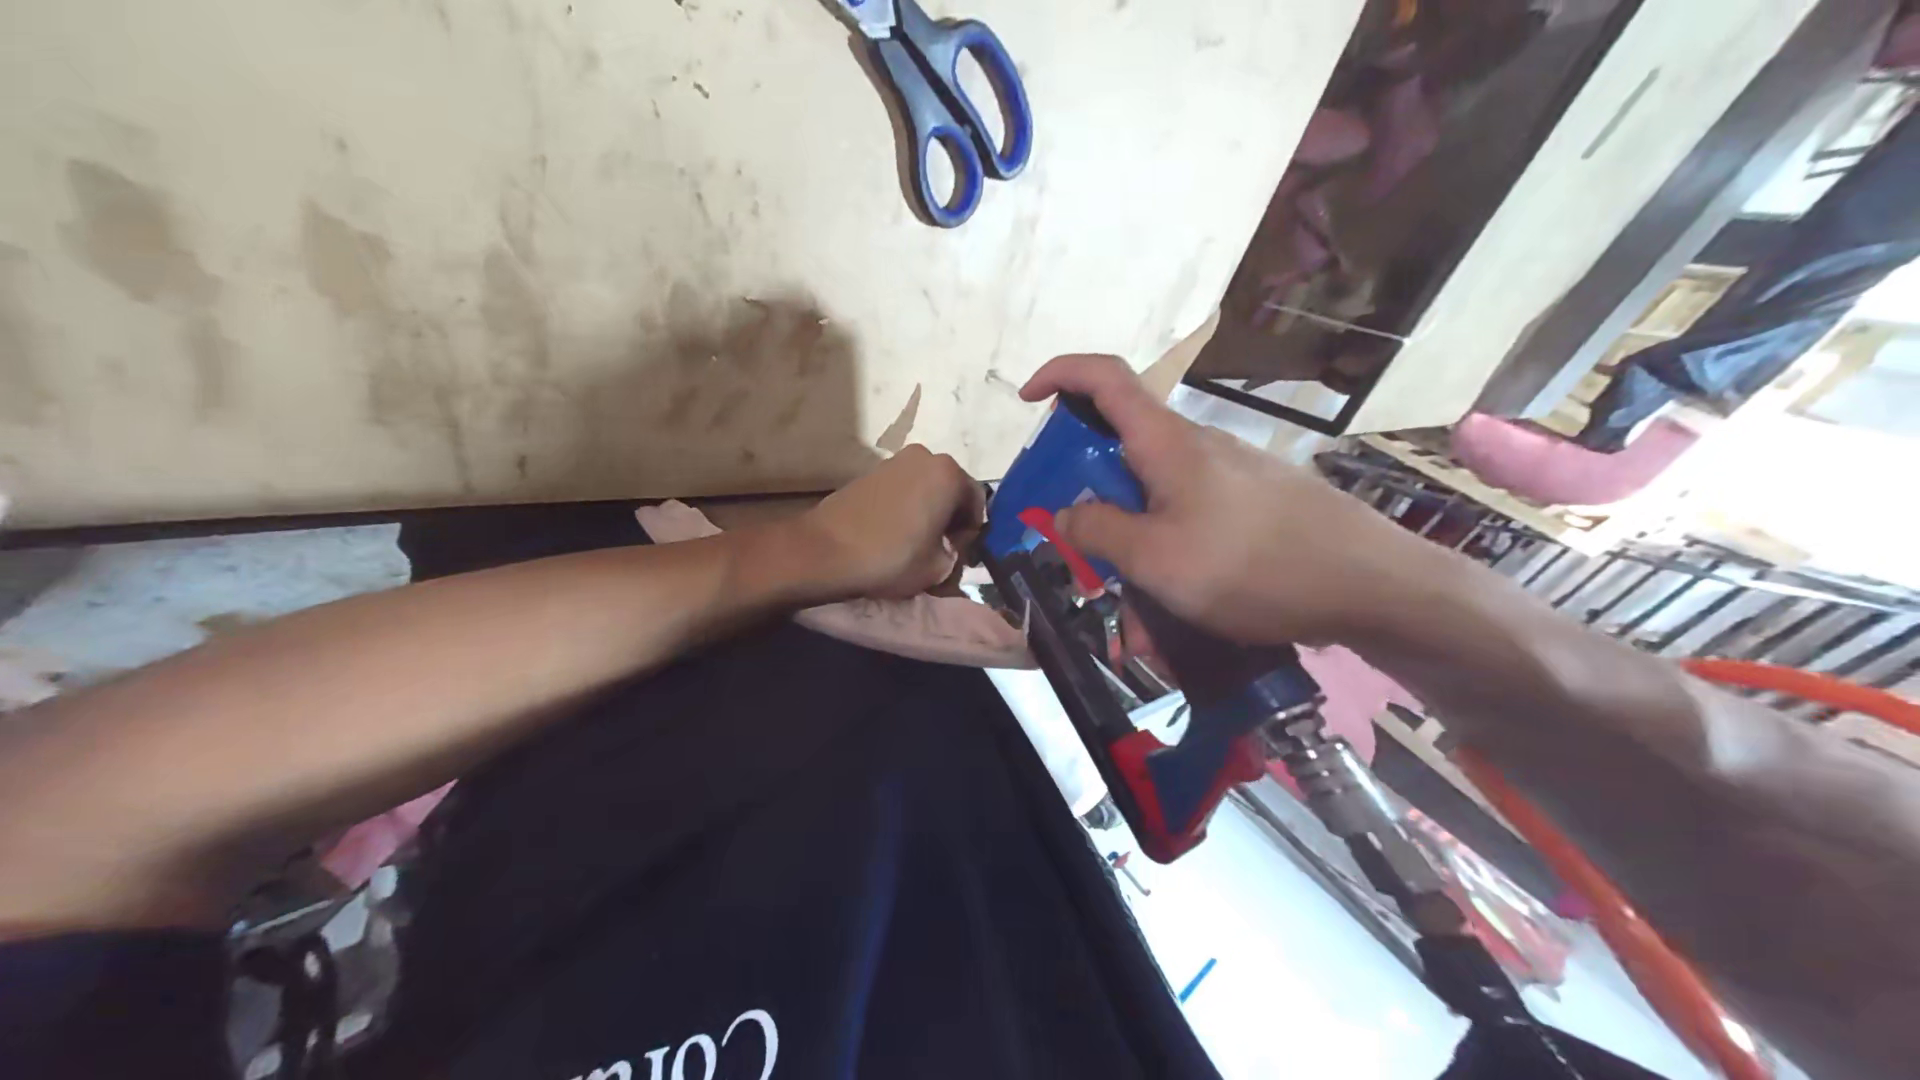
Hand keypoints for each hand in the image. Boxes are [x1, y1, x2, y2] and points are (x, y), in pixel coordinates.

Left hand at [796, 445, 986, 599]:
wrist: (824, 551)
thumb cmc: (891, 558)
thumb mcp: (938, 568)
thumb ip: (955, 556)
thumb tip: (948, 550)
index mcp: (949, 473)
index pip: (977, 504)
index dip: (971, 535)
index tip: (956, 557)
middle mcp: (925, 457)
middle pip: (951, 491)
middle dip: (949, 520)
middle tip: (938, 551)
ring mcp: (894, 461)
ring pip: (926, 489)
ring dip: (927, 513)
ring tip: (914, 544)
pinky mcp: (869, 472)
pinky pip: (902, 489)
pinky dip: (906, 508)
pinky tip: (893, 534)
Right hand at [1019, 354, 1440, 645]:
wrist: (1372, 586)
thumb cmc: (1252, 566)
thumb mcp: (1155, 559)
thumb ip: (1098, 531)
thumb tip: (1066, 513)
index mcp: (1167, 443)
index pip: (1105, 376)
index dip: (1060, 374)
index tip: (1027, 401)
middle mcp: (1198, 444)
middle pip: (1124, 447)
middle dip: (1092, 495)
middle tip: (1083, 548)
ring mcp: (1232, 472)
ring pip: (1158, 494)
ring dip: (1135, 539)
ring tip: (1142, 606)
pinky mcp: (1256, 501)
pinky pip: (1192, 515)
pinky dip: (1170, 549)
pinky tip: (1185, 600)